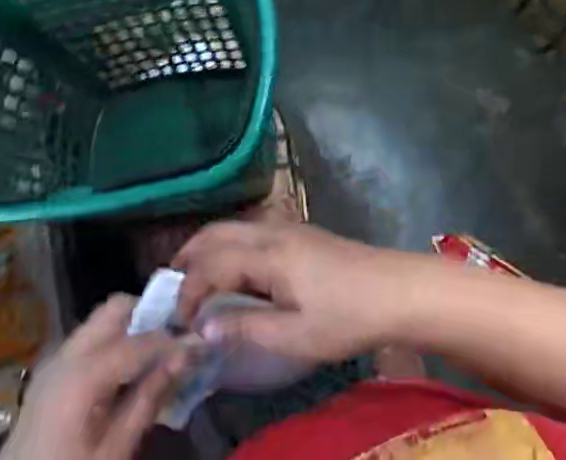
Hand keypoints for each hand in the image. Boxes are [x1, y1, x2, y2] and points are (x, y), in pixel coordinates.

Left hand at [0, 295, 189, 459]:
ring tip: (157, 360)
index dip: (173, 341)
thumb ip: (148, 400)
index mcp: (80, 376)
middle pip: (115, 310)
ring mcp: (51, 363)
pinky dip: (112, 346)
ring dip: (131, 331)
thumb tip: (183, 358)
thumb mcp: (114, 454)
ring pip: (100, 323)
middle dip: (149, 318)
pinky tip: (129, 377)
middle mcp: (64, 355)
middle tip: (176, 343)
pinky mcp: (48, 377)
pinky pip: (87, 343)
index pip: (139, 341)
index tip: (201, 343)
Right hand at [174, 223, 421, 364]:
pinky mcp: (298, 233)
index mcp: (267, 254)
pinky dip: (226, 246)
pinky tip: (229, 271)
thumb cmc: (346, 316)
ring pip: (231, 228)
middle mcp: (271, 231)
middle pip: (215, 233)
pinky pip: (248, 231)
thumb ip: (245, 329)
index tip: (177, 322)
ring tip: (191, 281)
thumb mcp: (295, 336)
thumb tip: (201, 329)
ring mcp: (286, 227)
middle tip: (168, 291)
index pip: (211, 265)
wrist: (397, 290)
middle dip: (187, 258)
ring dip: (205, 249)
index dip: (187, 292)